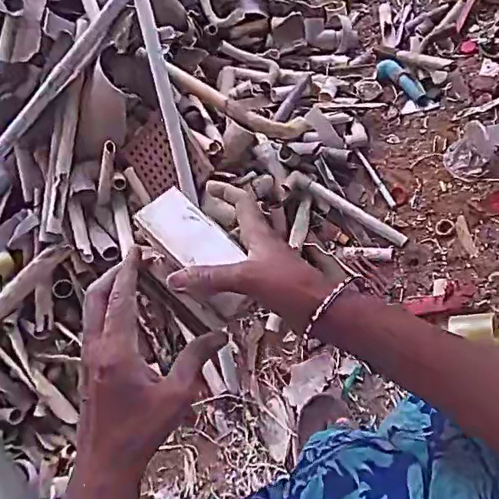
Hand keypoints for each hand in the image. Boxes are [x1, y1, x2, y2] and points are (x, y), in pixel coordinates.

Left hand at [77, 248, 226, 477]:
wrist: (105, 465)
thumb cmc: (140, 432)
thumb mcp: (177, 395)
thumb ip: (195, 359)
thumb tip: (219, 335)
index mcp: (116, 350)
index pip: (120, 298)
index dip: (128, 271)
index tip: (137, 251)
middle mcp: (96, 349)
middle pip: (96, 297)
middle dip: (113, 273)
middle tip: (134, 259)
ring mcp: (88, 359)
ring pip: (92, 312)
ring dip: (109, 290)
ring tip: (131, 279)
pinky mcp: (88, 369)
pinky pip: (95, 326)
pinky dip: (108, 309)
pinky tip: (127, 314)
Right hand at [167, 187, 328, 324]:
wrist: (319, 310)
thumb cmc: (293, 286)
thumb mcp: (247, 277)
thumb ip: (212, 277)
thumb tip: (178, 277)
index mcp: (260, 235)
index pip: (244, 203)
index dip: (228, 192)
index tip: (211, 187)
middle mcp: (266, 246)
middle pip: (243, 224)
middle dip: (223, 218)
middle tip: (202, 219)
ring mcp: (270, 265)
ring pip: (244, 248)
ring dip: (226, 246)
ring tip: (206, 250)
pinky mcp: (272, 284)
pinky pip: (246, 273)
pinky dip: (232, 274)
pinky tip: (222, 284)